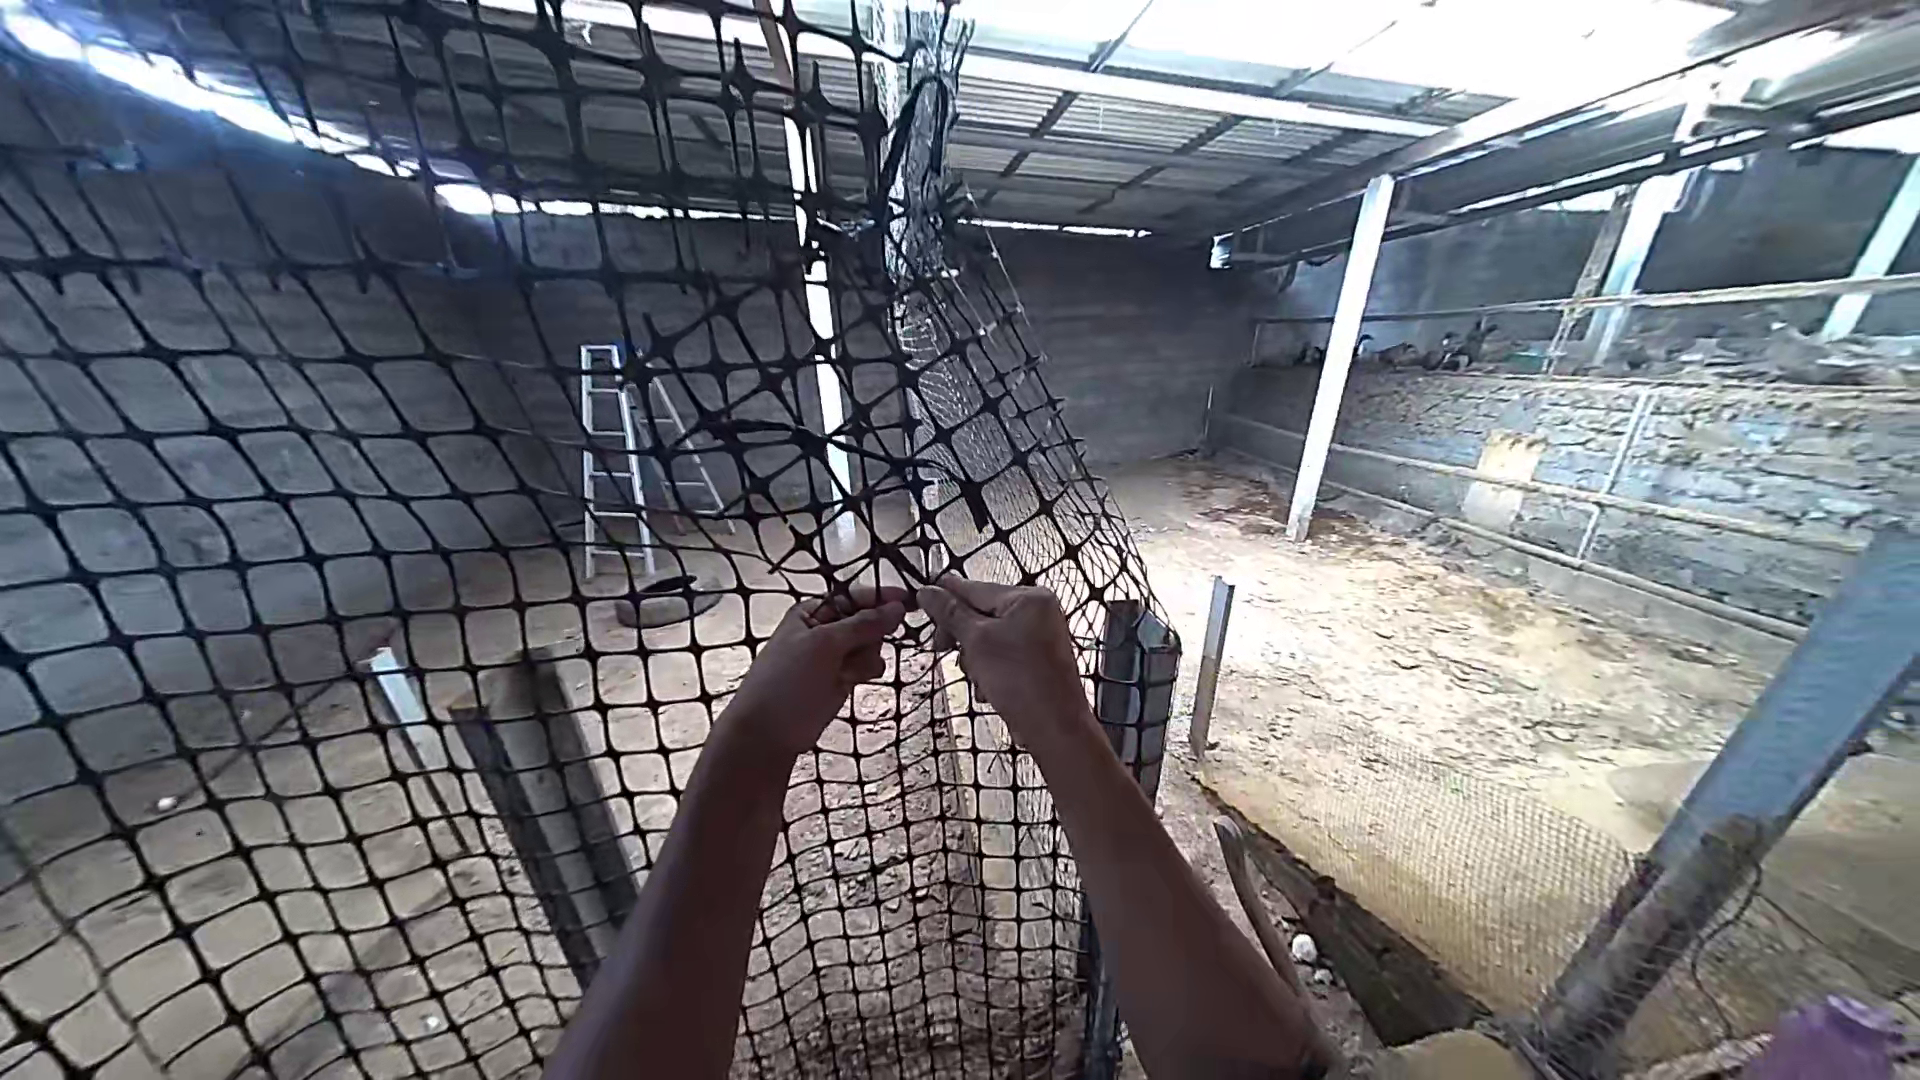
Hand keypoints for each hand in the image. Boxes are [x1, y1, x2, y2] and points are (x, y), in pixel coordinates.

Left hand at [724, 585, 908, 758]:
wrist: (768, 733)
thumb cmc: (788, 680)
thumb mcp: (824, 644)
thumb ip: (863, 624)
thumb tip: (898, 606)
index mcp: (814, 611)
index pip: (854, 596)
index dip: (881, 597)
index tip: (909, 602)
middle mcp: (826, 628)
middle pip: (867, 619)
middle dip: (873, 632)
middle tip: (866, 647)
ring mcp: (835, 654)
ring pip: (872, 643)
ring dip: (869, 654)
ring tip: (850, 670)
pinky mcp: (843, 677)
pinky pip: (868, 663)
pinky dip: (868, 669)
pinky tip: (857, 679)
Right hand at [914, 574, 1089, 741]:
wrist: (1056, 730)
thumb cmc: (1023, 683)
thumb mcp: (977, 642)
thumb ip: (950, 613)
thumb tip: (927, 591)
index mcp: (1028, 597)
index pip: (974, 587)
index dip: (944, 596)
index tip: (920, 601)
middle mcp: (1037, 610)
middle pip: (980, 611)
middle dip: (961, 634)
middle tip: (941, 648)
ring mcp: (1039, 634)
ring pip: (988, 634)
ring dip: (974, 655)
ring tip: (978, 677)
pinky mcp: (1036, 658)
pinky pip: (1001, 651)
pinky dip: (989, 666)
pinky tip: (987, 686)